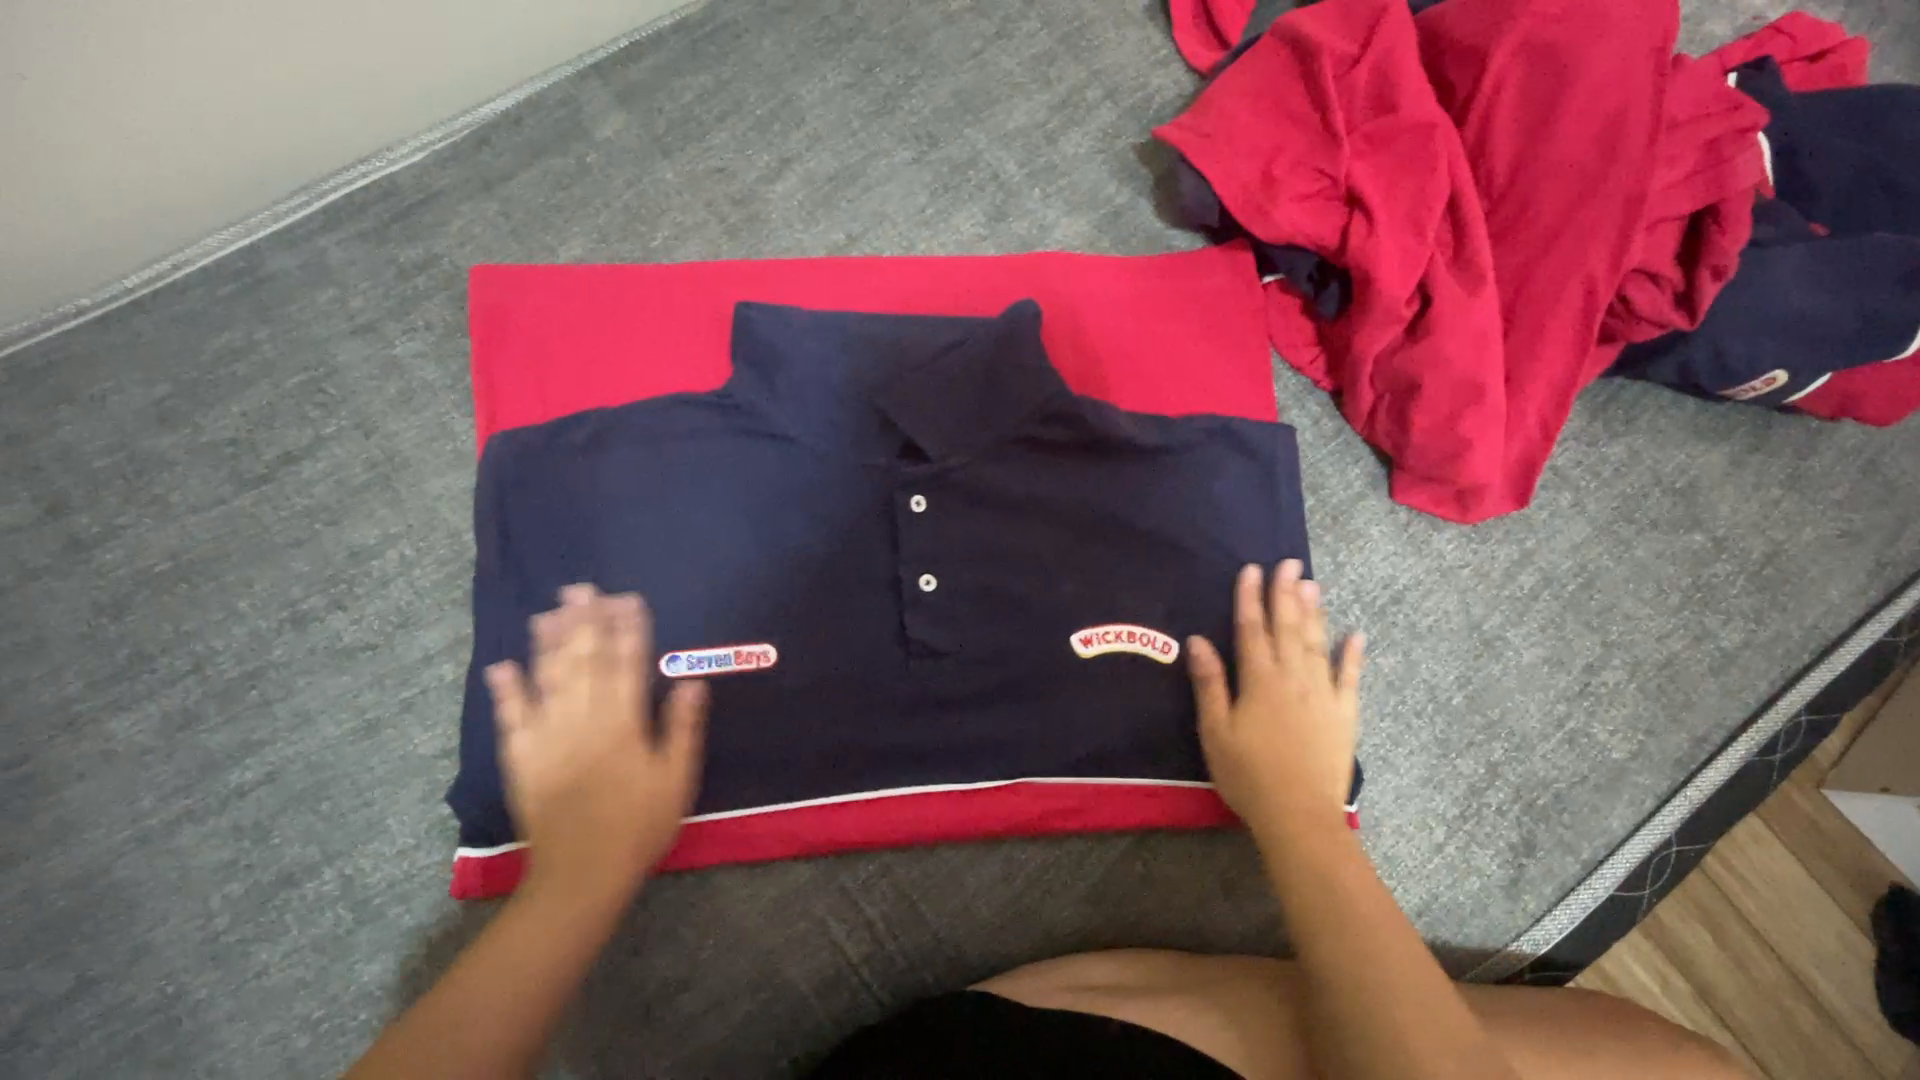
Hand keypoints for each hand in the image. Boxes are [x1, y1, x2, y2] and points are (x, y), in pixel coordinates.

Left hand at [484, 584, 708, 901]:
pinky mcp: (522, 759)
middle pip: (585, 662)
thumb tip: (691, 683)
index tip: (629, 599)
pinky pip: (511, 718)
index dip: (630, 629)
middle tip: (581, 588)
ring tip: (548, 612)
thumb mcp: (676, 780)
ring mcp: (548, 738)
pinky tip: (501, 666)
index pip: (628, 665)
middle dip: (585, 622)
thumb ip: (682, 729)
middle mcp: (584, 721)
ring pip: (548, 680)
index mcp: (624, 724)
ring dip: (548, 644)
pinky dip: (506, 691)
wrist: (581, 875)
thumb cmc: (639, 827)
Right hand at [1187, 560, 1363, 836]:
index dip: (1249, 598)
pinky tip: (1356, 634)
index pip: (1252, 629)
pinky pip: (1350, 677)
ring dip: (1314, 612)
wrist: (1299, 815)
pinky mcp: (1345, 715)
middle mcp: (1293, 678)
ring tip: (1313, 584)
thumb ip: (1209, 683)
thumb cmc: (1247, 774)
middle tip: (1288, 563)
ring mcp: (1323, 694)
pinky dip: (1353, 654)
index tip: (1251, 570)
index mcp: (1259, 680)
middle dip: (1285, 594)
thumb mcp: (1215, 730)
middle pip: (1288, 628)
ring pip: (1318, 644)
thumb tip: (1197, 640)